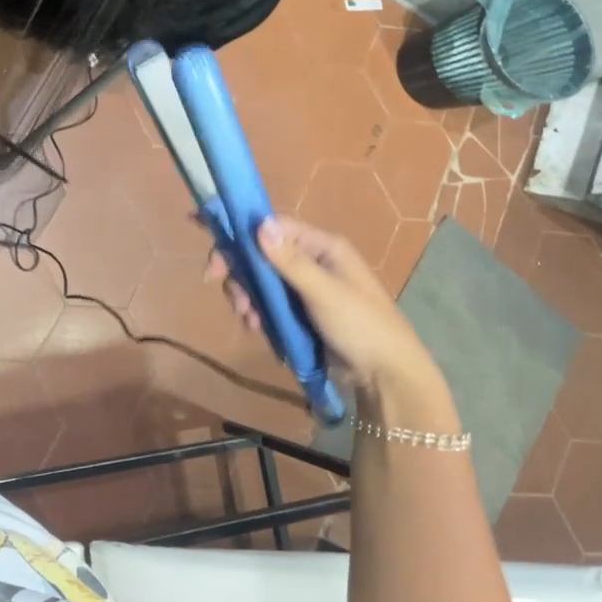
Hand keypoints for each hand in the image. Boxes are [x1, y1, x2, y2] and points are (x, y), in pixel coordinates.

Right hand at [206, 215, 436, 391]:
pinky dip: (256, 312)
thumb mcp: (325, 293)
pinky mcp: (298, 311)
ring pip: (258, 280)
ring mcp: (303, 287)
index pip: (272, 227)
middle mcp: (310, 260)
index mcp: (322, 247)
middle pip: (259, 254)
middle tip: (229, 297)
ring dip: (247, 297)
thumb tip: (259, 223)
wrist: (385, 377)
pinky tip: (257, 328)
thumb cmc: (362, 327)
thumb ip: (291, 261)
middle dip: (239, 274)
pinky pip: (266, 302)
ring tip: (250, 321)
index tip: (215, 258)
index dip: (240, 235)